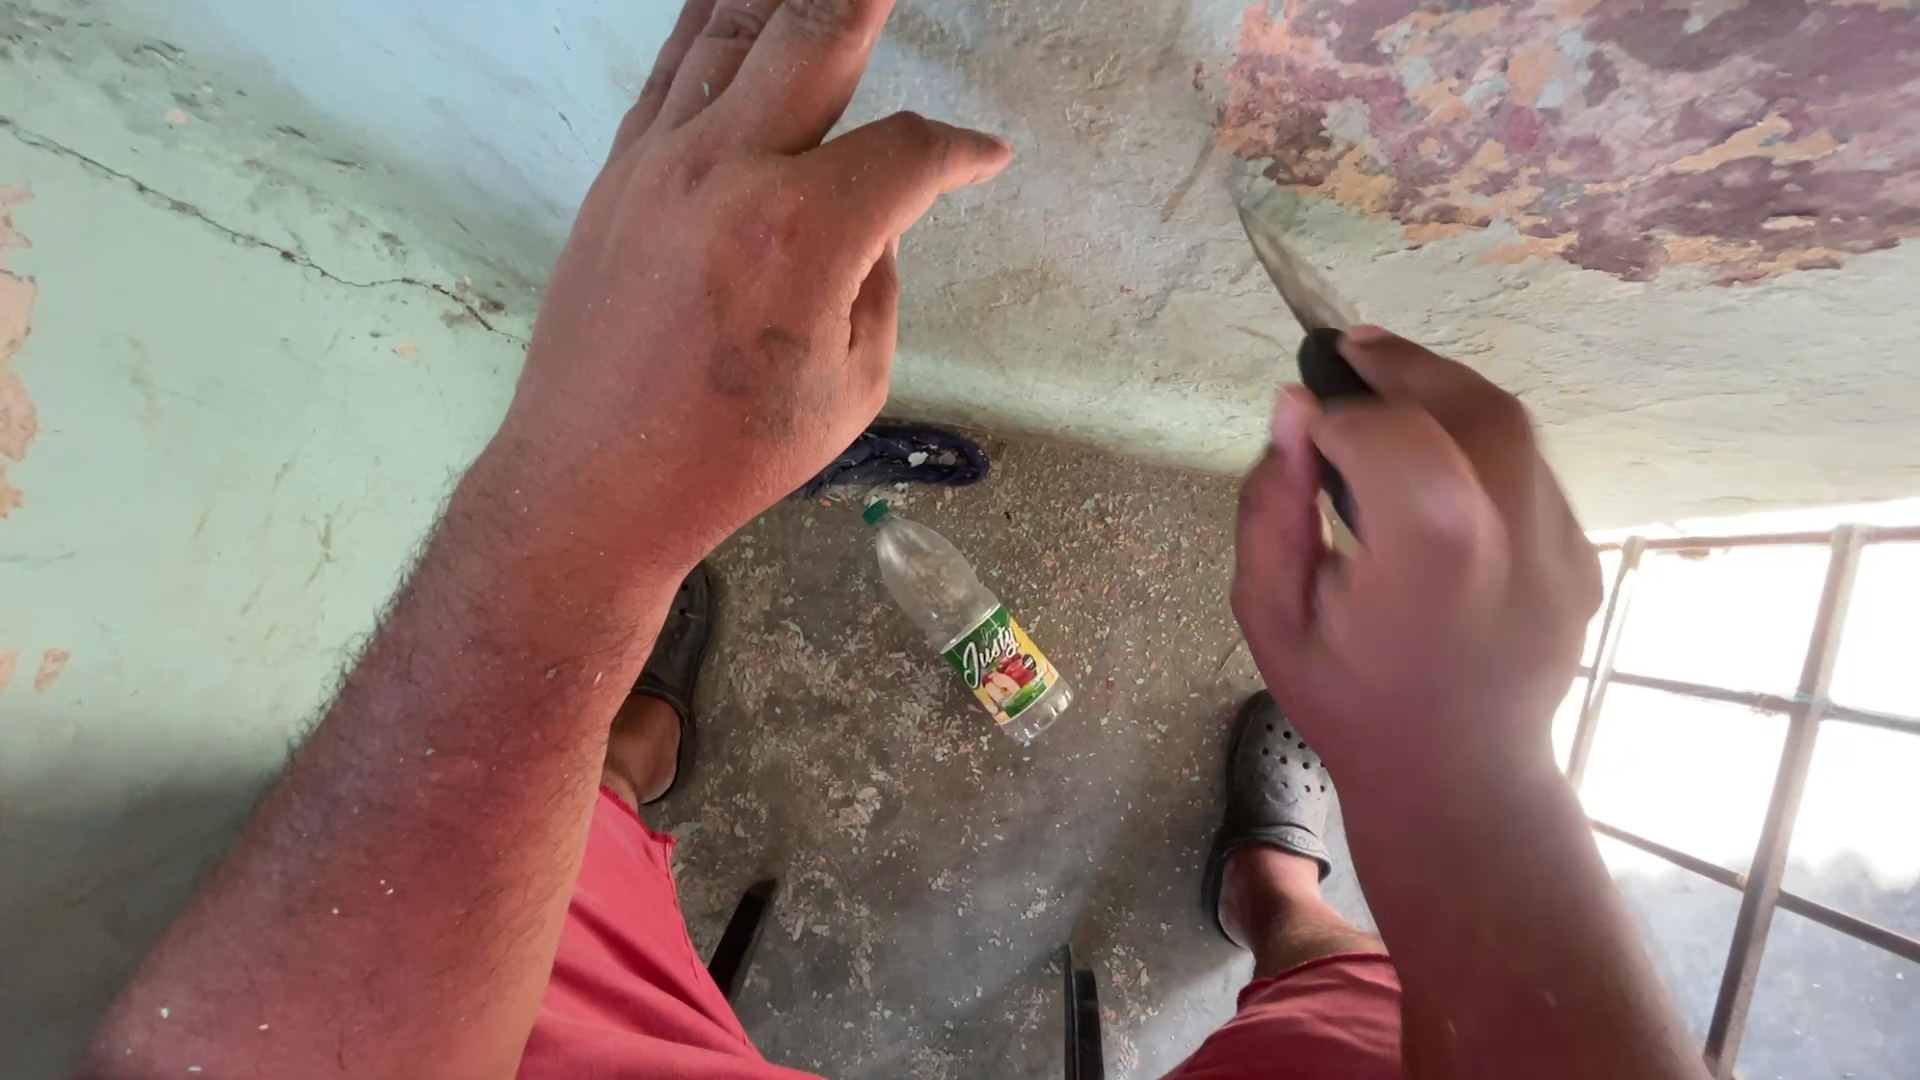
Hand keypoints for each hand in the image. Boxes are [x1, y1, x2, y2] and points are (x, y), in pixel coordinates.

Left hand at [496, 0, 1009, 568]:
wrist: (602, 477)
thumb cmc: (740, 452)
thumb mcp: (854, 384)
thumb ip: (878, 284)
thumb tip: (876, 218)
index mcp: (807, 234)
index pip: (907, 153)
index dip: (960, 154)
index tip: (987, 160)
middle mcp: (730, 169)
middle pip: (816, 33)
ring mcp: (661, 161)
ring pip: (732, 27)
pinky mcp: (619, 173)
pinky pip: (673, 68)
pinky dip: (715, 24)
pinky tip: (737, 9)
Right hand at [1231, 327, 1601, 794]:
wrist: (1457, 777)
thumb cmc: (1342, 700)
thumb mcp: (1266, 615)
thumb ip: (1269, 511)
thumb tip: (1294, 416)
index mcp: (1427, 573)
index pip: (1397, 444)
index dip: (1344, 417)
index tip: (1302, 420)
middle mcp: (1516, 550)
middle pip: (1477, 412)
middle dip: (1405, 367)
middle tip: (1345, 347)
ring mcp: (1564, 552)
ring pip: (1512, 429)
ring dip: (1440, 389)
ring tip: (1381, 378)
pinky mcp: (1580, 555)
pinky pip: (1522, 468)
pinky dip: (1467, 436)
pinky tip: (1421, 452)